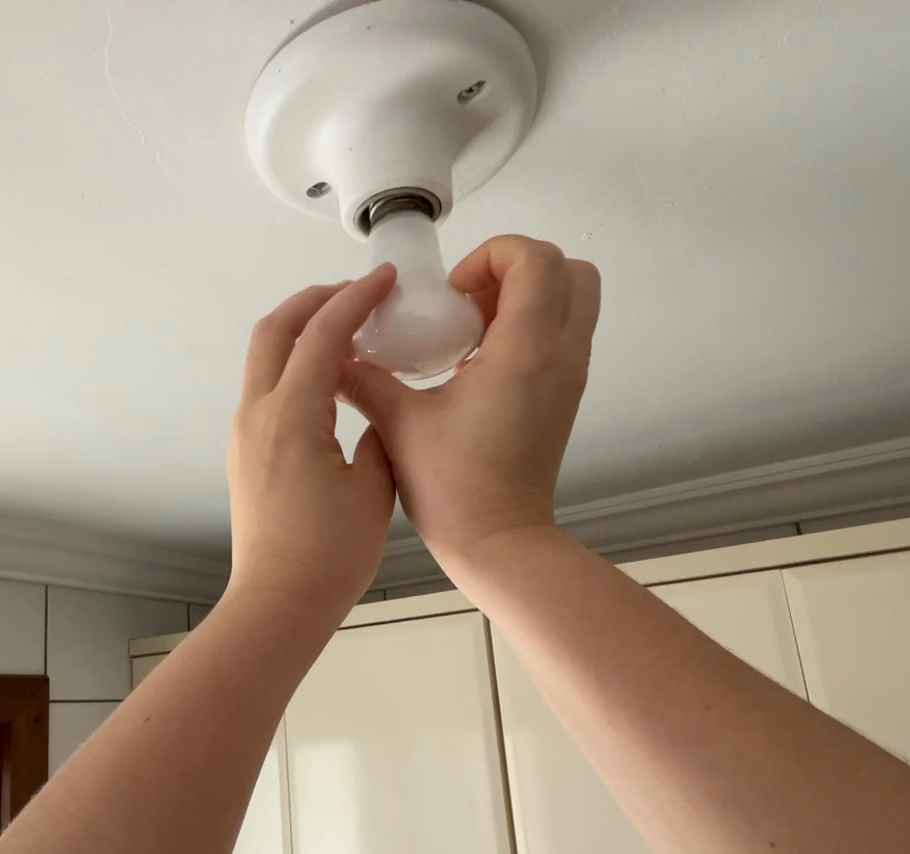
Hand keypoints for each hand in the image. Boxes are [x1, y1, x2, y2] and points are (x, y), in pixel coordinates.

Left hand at [227, 266, 399, 612]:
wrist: (280, 601)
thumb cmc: (329, 556)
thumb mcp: (373, 487)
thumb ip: (376, 435)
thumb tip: (373, 413)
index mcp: (292, 418)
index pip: (322, 335)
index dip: (355, 299)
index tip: (384, 281)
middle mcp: (258, 416)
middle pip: (274, 330)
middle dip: (314, 301)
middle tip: (355, 295)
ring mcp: (245, 434)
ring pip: (263, 358)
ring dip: (299, 333)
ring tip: (344, 333)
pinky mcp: (245, 453)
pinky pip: (264, 388)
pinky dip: (291, 366)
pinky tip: (325, 381)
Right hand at [340, 235, 599, 572]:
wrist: (497, 541)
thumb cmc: (454, 488)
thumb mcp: (398, 424)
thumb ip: (365, 380)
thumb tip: (337, 358)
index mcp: (524, 352)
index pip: (536, 259)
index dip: (491, 256)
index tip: (452, 293)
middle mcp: (560, 357)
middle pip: (569, 271)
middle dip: (517, 269)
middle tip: (468, 300)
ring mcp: (568, 378)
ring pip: (572, 302)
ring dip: (525, 298)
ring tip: (471, 330)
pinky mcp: (562, 398)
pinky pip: (561, 336)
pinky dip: (527, 328)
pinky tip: (477, 362)